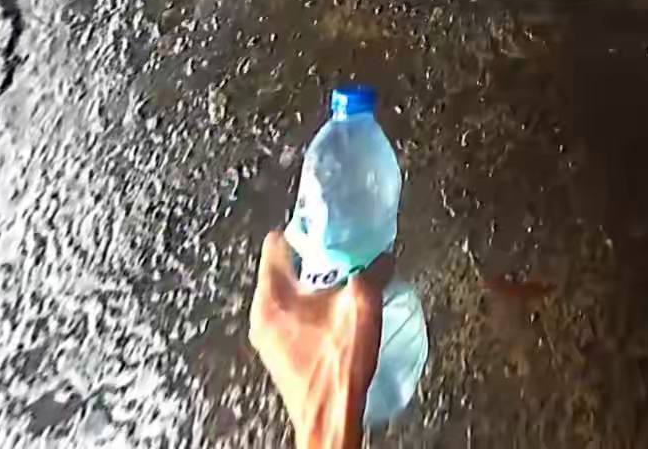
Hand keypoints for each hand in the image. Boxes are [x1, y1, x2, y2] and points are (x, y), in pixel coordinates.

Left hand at [249, 230, 390, 448]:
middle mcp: (262, 314)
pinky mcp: (280, 351)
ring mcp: (268, 336)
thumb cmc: (339, 363)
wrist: (330, 421)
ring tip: (348, 278)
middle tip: (345, 251)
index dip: (306, 227)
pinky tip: (341, 308)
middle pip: (285, 264)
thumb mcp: (363, 301)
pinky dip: (315, 302)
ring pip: (291, 288)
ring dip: (318, 280)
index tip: (330, 225)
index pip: (277, 241)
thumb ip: (374, 268)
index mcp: (273, 296)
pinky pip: (294, 311)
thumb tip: (385, 253)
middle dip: (317, 254)